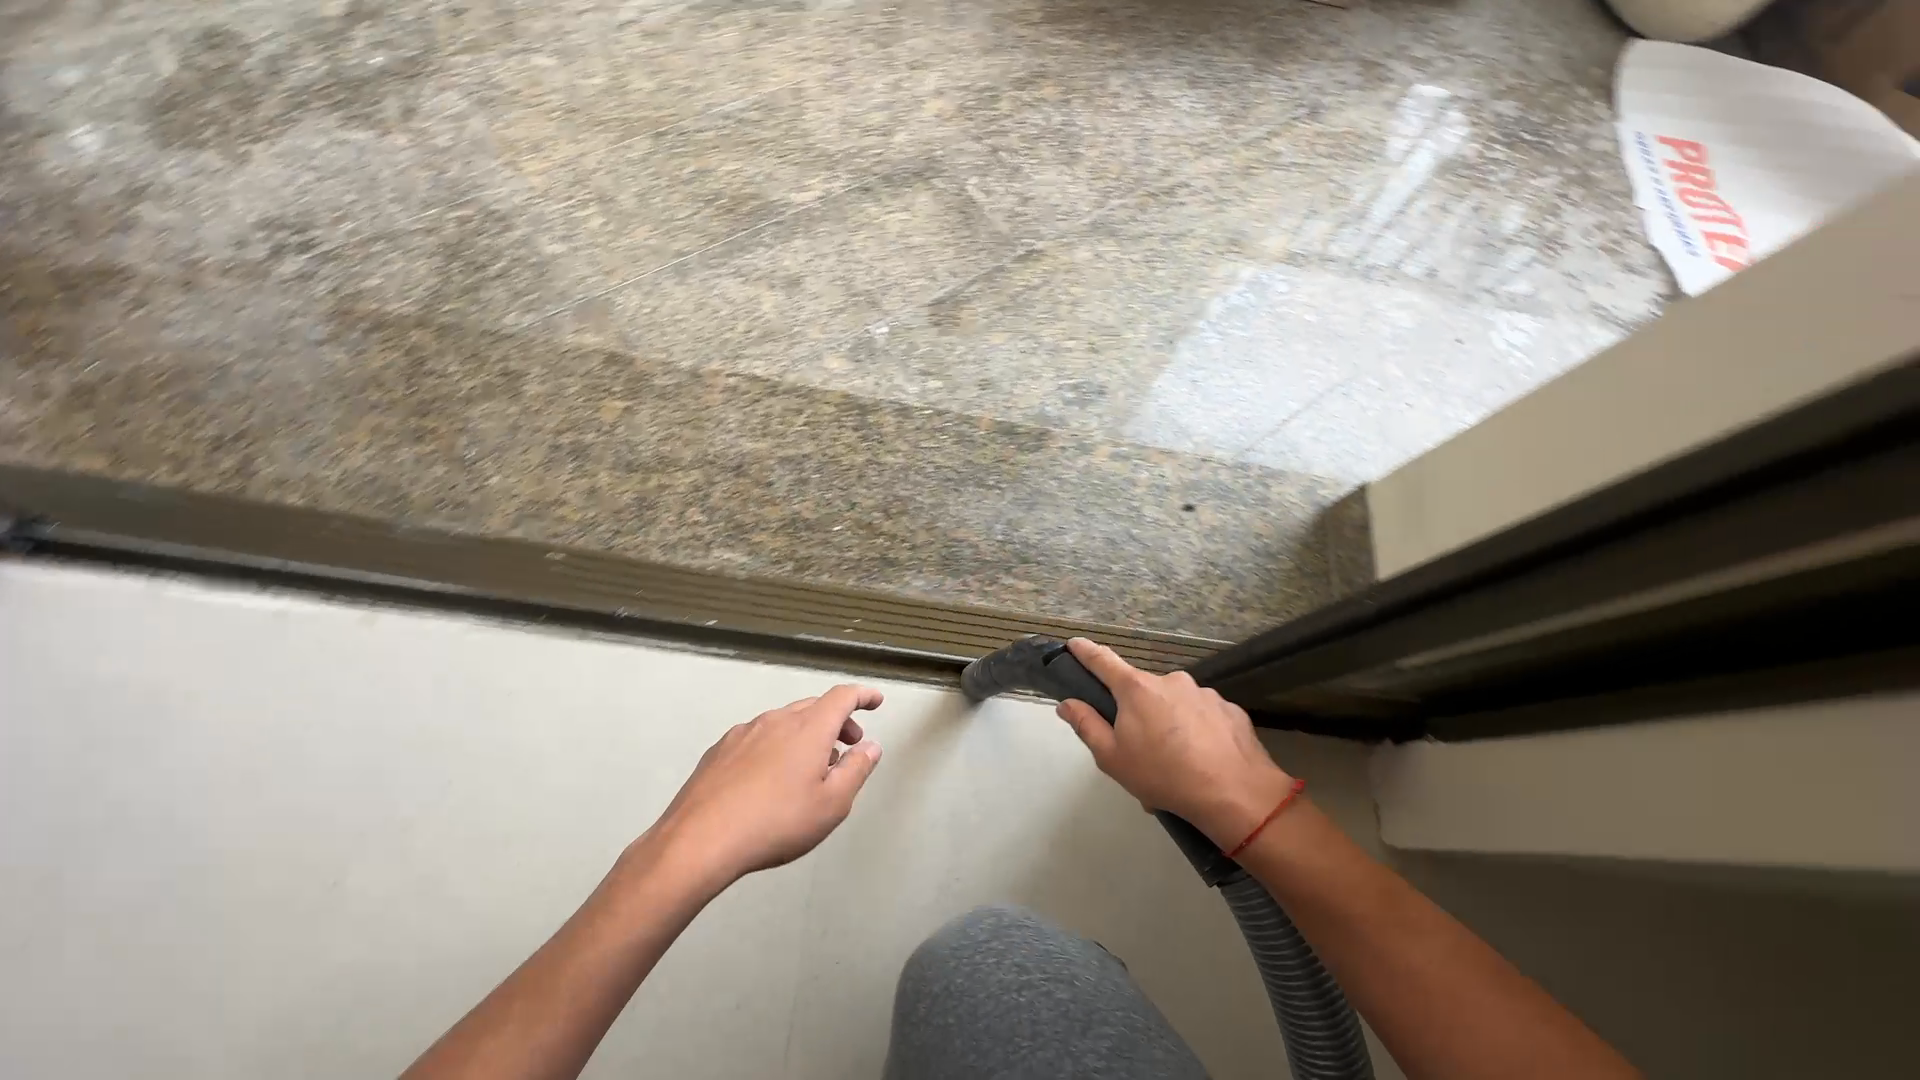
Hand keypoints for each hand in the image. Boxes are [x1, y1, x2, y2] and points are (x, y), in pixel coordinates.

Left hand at [649, 684, 883, 884]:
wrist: (700, 840)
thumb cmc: (776, 823)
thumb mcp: (832, 804)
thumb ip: (856, 770)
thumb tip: (870, 747)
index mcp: (808, 729)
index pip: (842, 697)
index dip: (863, 695)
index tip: (875, 700)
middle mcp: (776, 720)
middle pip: (813, 707)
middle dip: (837, 721)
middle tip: (848, 745)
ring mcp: (743, 733)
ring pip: (784, 722)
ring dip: (805, 735)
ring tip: (810, 767)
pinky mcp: (719, 750)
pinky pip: (758, 737)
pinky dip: (776, 746)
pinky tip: (770, 777)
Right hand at [1056, 638, 1294, 848]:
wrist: (1234, 793)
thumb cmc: (1163, 775)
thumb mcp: (1112, 758)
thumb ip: (1087, 726)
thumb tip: (1067, 704)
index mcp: (1137, 689)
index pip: (1103, 661)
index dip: (1086, 652)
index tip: (1075, 643)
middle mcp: (1170, 681)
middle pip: (1143, 691)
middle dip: (1138, 714)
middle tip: (1140, 751)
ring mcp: (1204, 693)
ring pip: (1175, 706)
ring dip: (1170, 725)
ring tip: (1175, 764)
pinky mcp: (1230, 709)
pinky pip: (1203, 716)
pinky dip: (1198, 732)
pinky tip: (1202, 759)